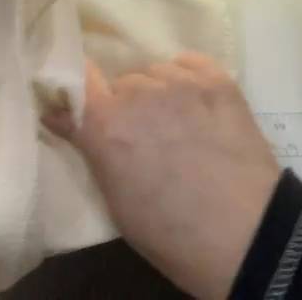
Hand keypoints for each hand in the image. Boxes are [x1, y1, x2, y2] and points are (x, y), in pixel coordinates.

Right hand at [45, 54, 280, 299]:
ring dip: (158, 95)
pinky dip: (187, 80)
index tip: (80, 99)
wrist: (246, 236)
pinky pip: (188, 64)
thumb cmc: (170, 231)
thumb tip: (55, 114)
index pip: (78, 76)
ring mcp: (180, 80)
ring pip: (155, 74)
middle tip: (144, 137)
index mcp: (107, 121)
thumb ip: (88, 146)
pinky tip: (198, 108)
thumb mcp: (115, 199)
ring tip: (177, 127)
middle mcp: (139, 91)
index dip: (80, 85)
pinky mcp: (216, 78)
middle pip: (123, 83)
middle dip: (127, 105)